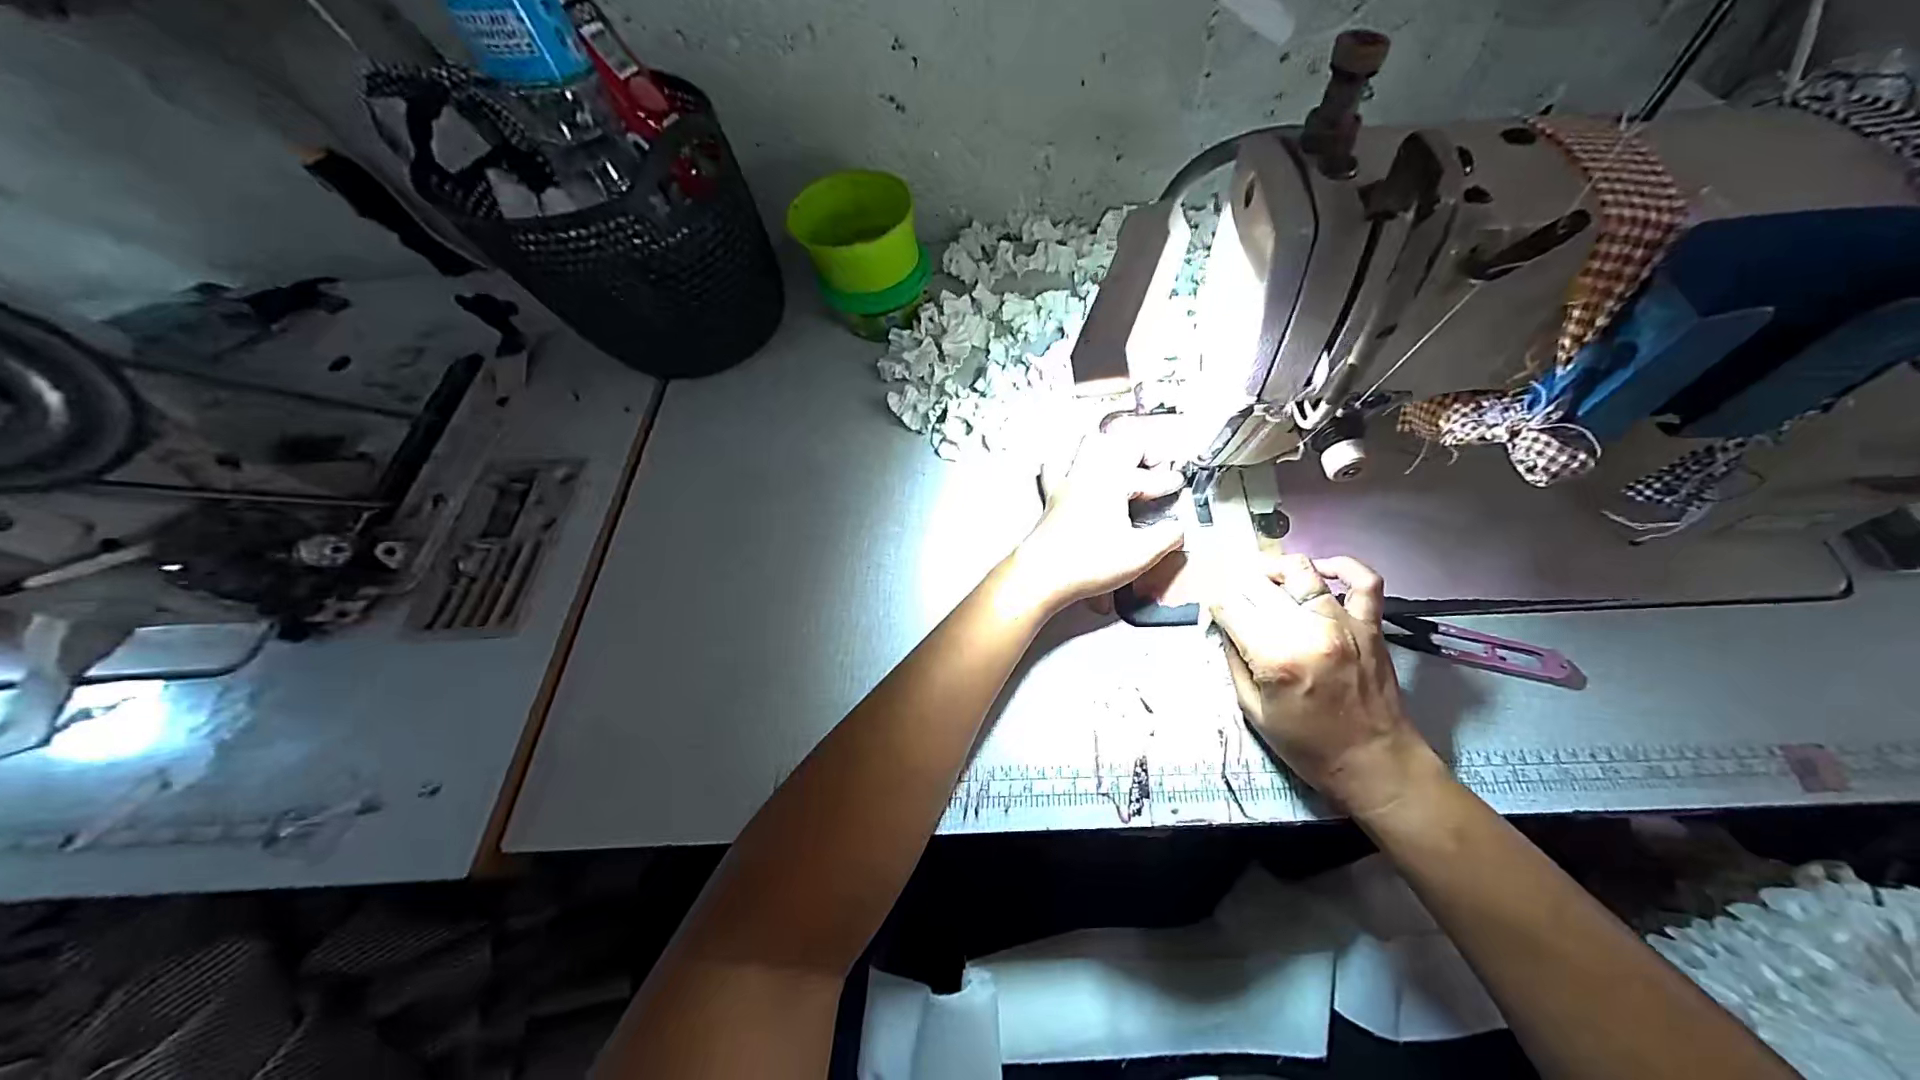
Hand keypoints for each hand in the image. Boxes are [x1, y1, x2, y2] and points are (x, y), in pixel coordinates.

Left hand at [1010, 431, 1186, 611]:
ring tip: (1119, 457)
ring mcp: (1067, 484)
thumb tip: (1178, 530)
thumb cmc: (1086, 562)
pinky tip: (1071, 469)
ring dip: (1107, 447)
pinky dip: (1067, 462)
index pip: (1148, 475)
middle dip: (1139, 451)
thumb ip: (1167, 537)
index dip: (1167, 479)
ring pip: (1086, 446)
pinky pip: (1056, 467)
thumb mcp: (1141, 554)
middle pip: (1117, 444)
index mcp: (1113, 481)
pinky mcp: (1052, 499)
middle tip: (1153, 464)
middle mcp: (1089, 476)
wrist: (1041, 574)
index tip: (1176, 485)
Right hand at [1209, 554, 1440, 816]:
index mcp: (1275, 657)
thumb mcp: (1252, 711)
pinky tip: (1320, 571)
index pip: (1230, 607)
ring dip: (1275, 571)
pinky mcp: (1371, 625)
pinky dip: (1341, 567)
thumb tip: (1224, 627)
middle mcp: (1308, 631)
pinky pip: (1363, 580)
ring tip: (1266, 581)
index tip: (1214, 613)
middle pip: (1260, 586)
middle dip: (1239, 589)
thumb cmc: (1307, 745)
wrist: (1375, 763)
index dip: (1215, 606)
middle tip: (1236, 602)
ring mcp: (1344, 623)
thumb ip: (1235, 661)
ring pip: (1302, 572)